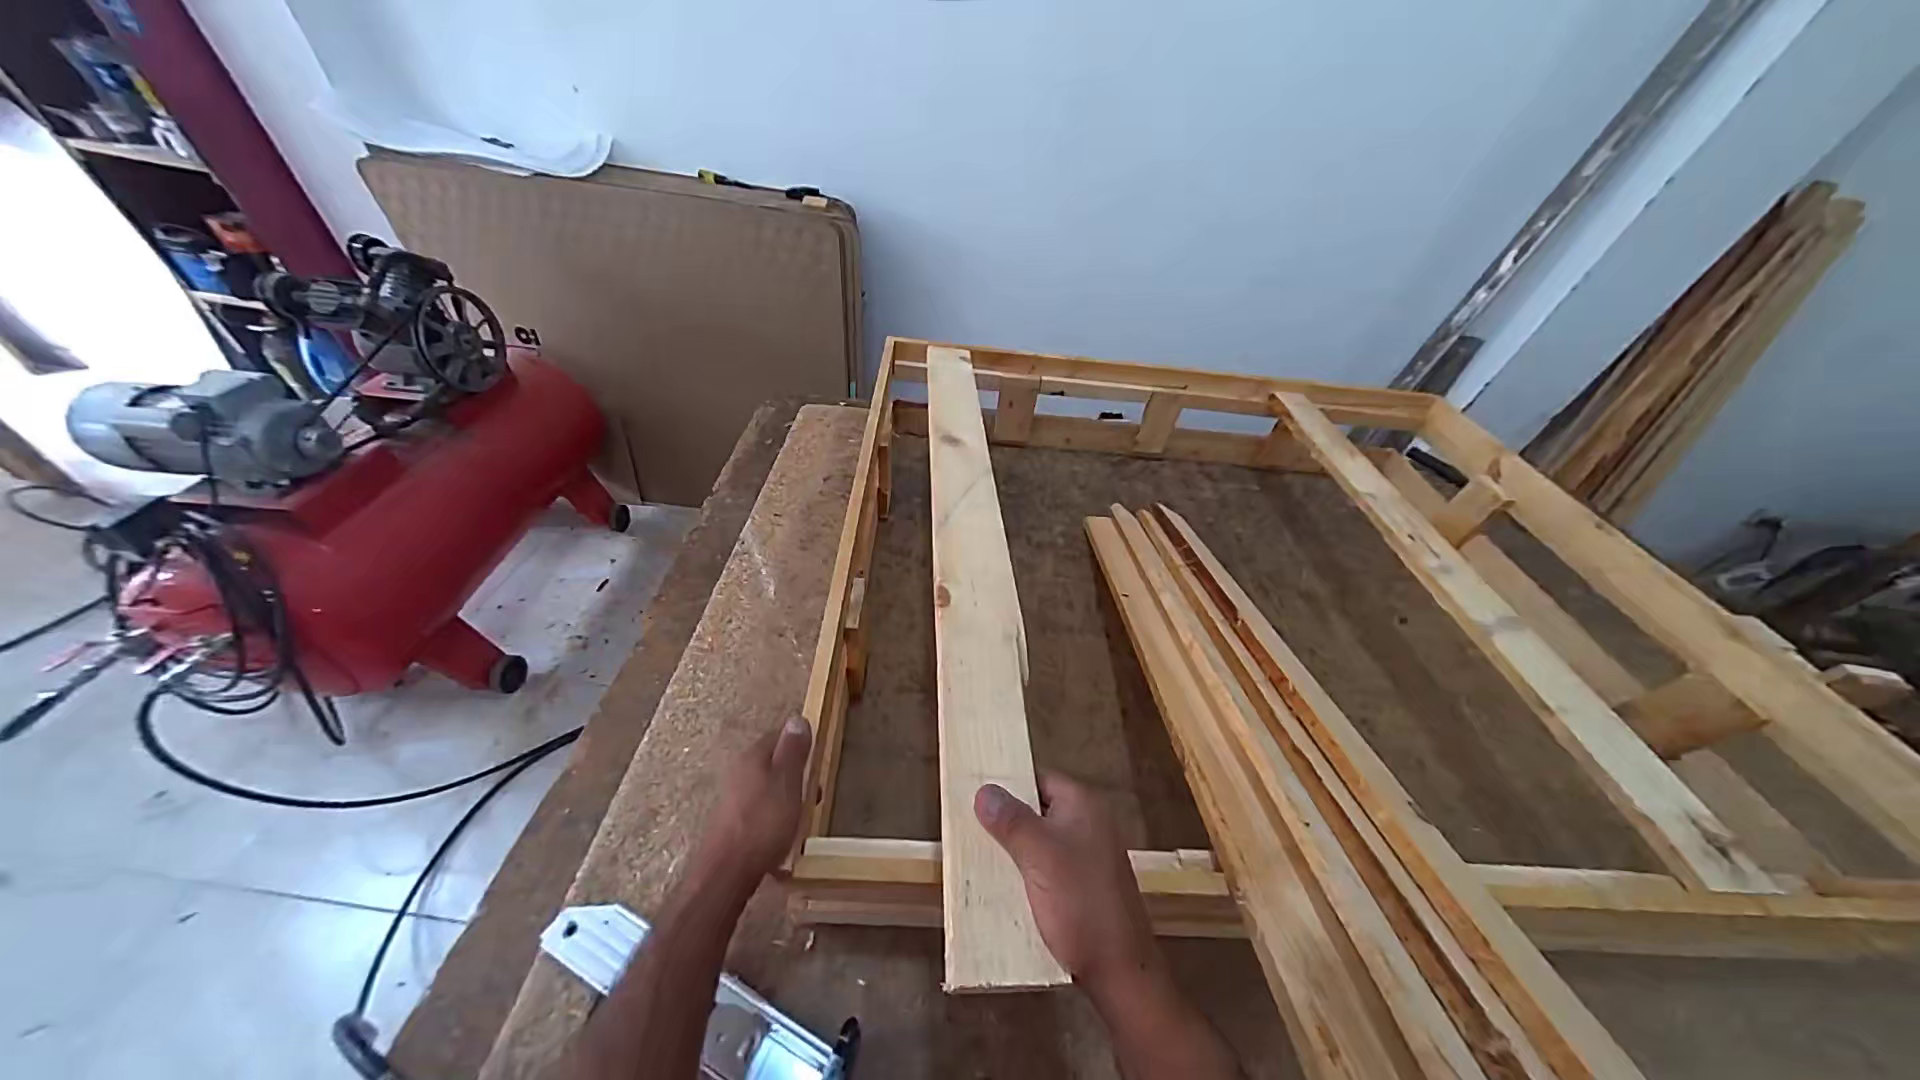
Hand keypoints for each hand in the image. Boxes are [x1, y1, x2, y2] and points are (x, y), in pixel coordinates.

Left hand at [696, 716, 812, 889]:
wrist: (727, 873)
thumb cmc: (764, 823)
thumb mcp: (788, 782)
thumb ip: (793, 751)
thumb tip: (797, 718)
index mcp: (752, 757)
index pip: (778, 735)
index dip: (800, 746)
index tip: (816, 763)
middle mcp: (737, 772)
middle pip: (772, 763)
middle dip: (794, 776)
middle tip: (812, 795)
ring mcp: (731, 799)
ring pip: (766, 788)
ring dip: (785, 799)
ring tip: (800, 819)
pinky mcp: (729, 823)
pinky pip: (758, 811)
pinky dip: (772, 818)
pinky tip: (780, 837)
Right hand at [974, 771, 1160, 992]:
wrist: (1120, 974)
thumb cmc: (1081, 903)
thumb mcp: (1039, 856)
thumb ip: (1011, 820)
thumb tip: (984, 790)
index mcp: (1084, 806)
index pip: (1039, 778)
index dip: (1008, 785)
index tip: (975, 796)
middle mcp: (1089, 825)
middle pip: (1038, 810)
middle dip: (1007, 820)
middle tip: (971, 829)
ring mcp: (1089, 857)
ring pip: (1041, 842)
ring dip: (1014, 850)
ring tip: (980, 858)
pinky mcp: (1084, 887)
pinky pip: (1048, 868)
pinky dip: (1027, 873)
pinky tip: (1004, 888)